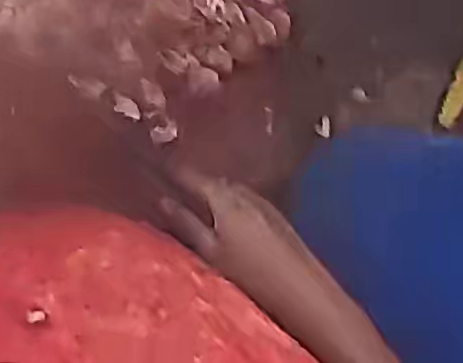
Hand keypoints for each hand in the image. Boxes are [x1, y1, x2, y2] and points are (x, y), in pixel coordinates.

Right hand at [161, 165, 398, 362]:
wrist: (312, 300)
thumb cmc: (254, 277)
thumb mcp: (211, 254)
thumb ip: (185, 223)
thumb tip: (161, 198)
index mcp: (222, 194)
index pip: (188, 172)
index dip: (169, 167)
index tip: (150, 162)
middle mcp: (242, 190)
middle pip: (209, 178)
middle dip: (190, 180)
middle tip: (169, 185)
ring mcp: (262, 201)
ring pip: (227, 188)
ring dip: (210, 191)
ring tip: (193, 202)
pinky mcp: (276, 216)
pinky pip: (242, 199)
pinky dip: (228, 202)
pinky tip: (224, 218)